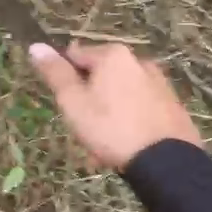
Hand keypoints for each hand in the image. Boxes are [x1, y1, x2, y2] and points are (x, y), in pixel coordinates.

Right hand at [27, 42, 202, 171]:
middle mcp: (138, 61)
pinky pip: (142, 105)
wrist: (169, 166)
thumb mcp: (73, 102)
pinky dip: (132, 117)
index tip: (69, 105)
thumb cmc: (112, 129)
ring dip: (111, 107)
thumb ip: (55, 73)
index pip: (75, 56)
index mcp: (112, 55)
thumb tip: (36, 46)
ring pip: (122, 91)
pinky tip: (129, 142)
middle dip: (90, 95)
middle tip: (86, 125)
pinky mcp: (175, 106)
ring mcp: (160, 83)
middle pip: (101, 73)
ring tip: (107, 139)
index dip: (67, 80)